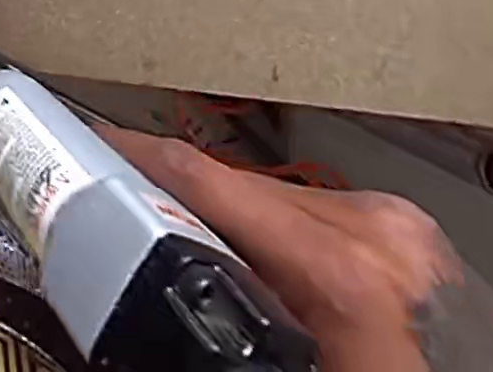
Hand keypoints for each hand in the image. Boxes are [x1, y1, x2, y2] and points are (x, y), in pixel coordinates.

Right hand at [98, 128, 492, 371]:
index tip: (84, 144)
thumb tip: (129, 298)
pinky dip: (264, 223)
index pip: (199, 176)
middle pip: (226, 180)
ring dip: (217, 211)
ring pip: (261, 190)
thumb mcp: (291, 370)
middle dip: (169, 194)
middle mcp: (373, 229)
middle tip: (119, 207)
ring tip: (184, 238)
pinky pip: (303, 206)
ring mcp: (397, 224)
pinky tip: (250, 254)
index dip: (129, 152)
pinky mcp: (408, 229)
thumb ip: (213, 313)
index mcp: (345, 273)